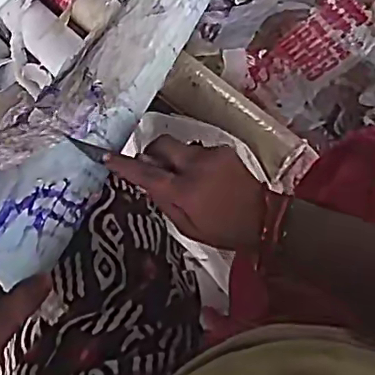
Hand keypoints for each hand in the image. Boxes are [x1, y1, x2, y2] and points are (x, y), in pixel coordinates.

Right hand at [102, 137, 267, 251]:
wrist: (266, 219)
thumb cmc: (222, 230)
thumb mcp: (186, 226)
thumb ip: (163, 200)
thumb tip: (146, 179)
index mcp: (185, 190)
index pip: (146, 173)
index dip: (124, 165)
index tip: (108, 158)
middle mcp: (196, 166)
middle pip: (160, 145)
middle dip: (150, 153)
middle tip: (150, 167)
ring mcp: (212, 154)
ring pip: (178, 146)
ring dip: (173, 158)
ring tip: (182, 178)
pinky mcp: (223, 149)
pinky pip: (196, 149)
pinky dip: (191, 160)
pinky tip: (202, 177)